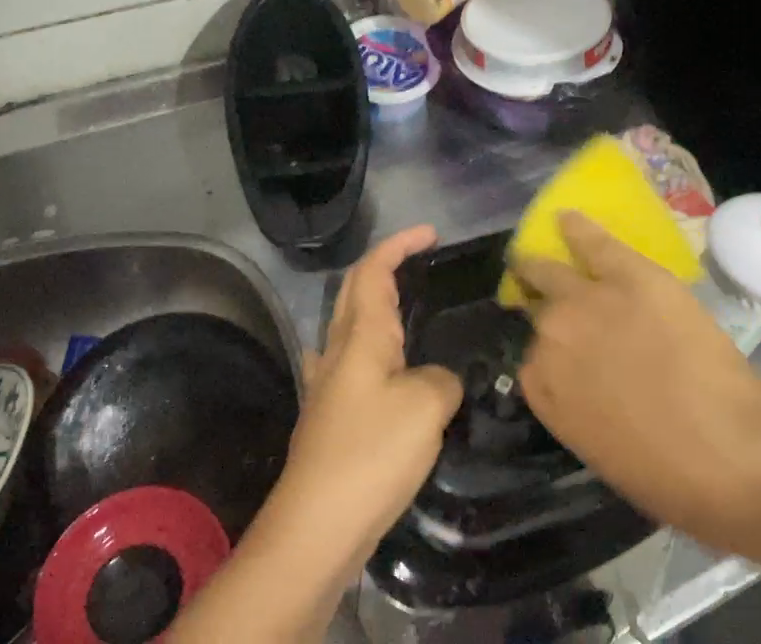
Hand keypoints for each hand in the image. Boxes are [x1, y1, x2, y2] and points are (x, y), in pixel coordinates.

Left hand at [275, 225, 463, 560]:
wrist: (317, 527)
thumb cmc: (370, 454)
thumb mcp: (425, 406)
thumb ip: (443, 378)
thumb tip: (440, 379)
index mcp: (359, 337)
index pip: (373, 271)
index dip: (399, 245)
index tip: (431, 233)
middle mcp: (338, 353)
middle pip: (355, 293)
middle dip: (386, 268)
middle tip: (425, 265)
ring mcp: (329, 387)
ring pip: (353, 329)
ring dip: (380, 309)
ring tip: (417, 314)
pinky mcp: (333, 419)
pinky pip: (356, 366)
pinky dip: (378, 352)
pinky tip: (394, 374)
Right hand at [514, 212, 760, 539]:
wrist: (730, 448)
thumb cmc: (672, 477)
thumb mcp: (606, 453)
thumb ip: (582, 412)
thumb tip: (590, 391)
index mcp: (544, 389)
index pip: (533, 363)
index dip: (553, 359)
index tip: (566, 359)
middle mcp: (551, 339)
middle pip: (541, 314)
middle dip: (546, 314)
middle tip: (552, 311)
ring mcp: (587, 301)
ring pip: (553, 272)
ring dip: (543, 267)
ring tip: (537, 262)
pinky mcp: (630, 275)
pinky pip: (594, 243)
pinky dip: (580, 230)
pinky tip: (567, 219)